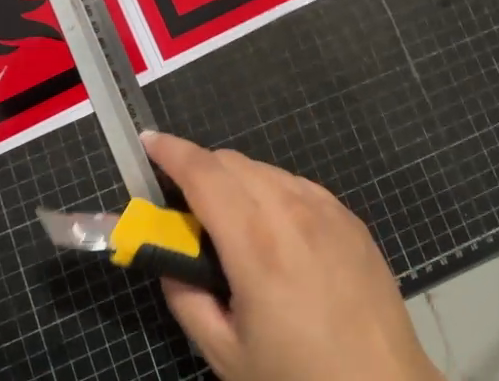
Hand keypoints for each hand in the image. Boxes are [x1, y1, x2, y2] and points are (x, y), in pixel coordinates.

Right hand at [145, 132, 443, 380]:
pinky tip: (273, 228)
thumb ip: (185, 298)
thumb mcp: (225, 353)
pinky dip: (270, 190)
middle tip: (184, 205)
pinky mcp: (349, 217)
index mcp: (256, 244)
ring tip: (230, 221)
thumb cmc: (299, 378)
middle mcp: (291, 212)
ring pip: (263, 168)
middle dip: (198, 169)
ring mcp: (326, 210)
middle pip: (230, 162)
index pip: (203, 174)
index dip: (171, 152)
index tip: (149, 142)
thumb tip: (169, 258)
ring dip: (234, 179)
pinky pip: (296, 184)